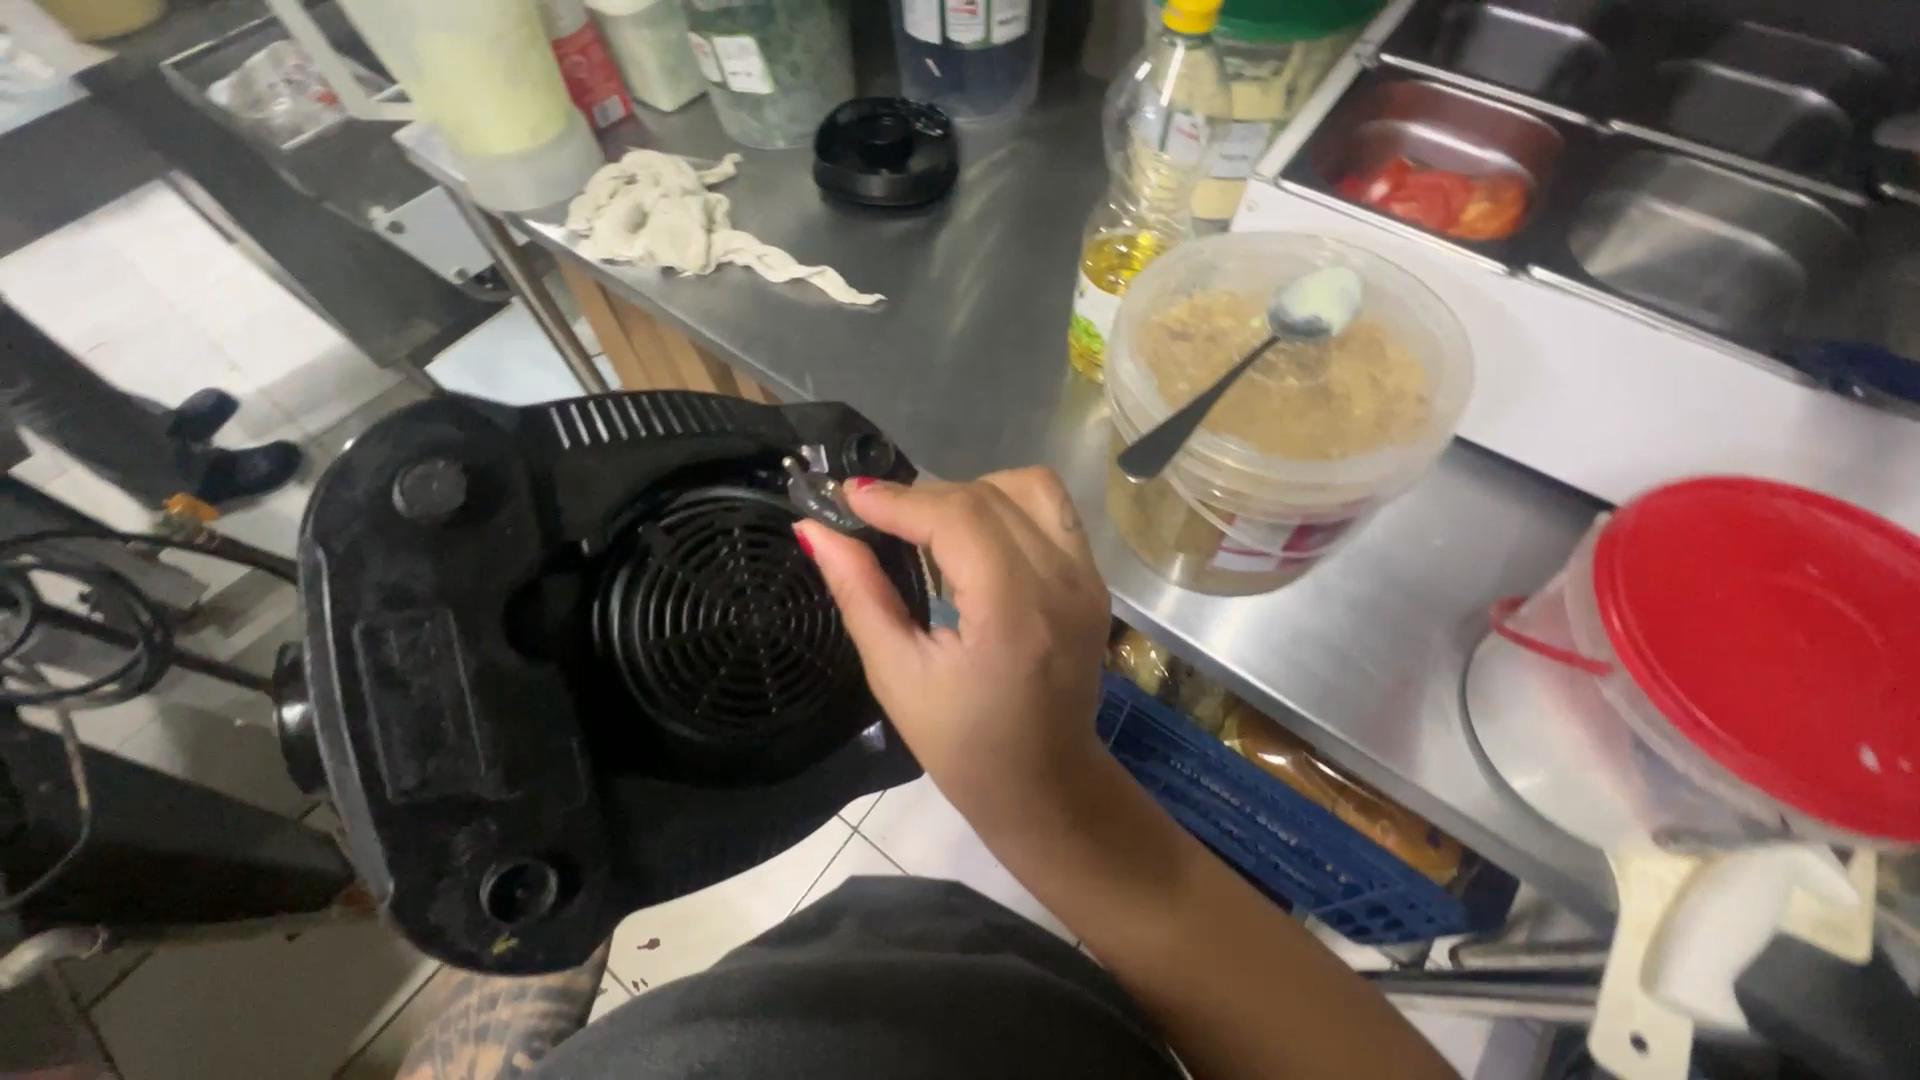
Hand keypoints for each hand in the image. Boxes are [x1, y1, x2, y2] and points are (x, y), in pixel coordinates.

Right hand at [796, 468, 1110, 826]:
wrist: (1047, 784)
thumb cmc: (964, 747)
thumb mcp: (897, 676)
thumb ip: (859, 595)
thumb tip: (814, 531)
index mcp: (1014, 615)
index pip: (958, 519)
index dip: (898, 499)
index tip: (847, 497)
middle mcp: (1063, 583)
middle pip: (988, 497)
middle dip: (922, 496)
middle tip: (875, 518)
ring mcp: (1087, 578)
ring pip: (1027, 487)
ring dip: (969, 493)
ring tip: (928, 527)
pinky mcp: (1094, 579)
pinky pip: (1052, 509)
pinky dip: (1006, 504)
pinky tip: (973, 538)